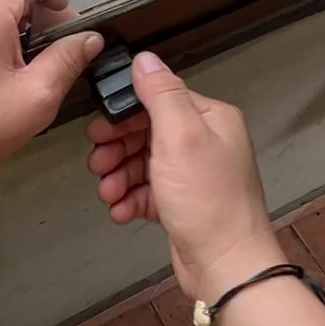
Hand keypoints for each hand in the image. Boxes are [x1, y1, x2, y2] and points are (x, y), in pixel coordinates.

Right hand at [87, 51, 282, 302]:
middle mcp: (204, 142)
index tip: (100, 129)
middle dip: (117, 149)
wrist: (226, 266)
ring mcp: (193, 174)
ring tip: (108, 192)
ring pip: (143, 163)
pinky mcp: (183, 203)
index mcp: (210, 118)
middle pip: (145, 132)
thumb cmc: (209, 202)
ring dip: (119, 176)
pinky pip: (148, 191)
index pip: (158, 100)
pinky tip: (120, 210)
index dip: (124, 115)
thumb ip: (160, 94)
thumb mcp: (180, 136)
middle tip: (98, 163)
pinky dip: (130, 199)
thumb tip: (144, 59)